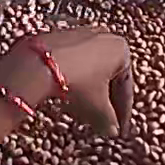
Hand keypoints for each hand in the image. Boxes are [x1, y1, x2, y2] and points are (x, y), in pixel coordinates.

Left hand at [0, 27, 133, 137]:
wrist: (39, 64)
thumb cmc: (77, 82)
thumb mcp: (97, 107)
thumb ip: (109, 120)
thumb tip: (112, 131)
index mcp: (121, 50)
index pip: (126, 87)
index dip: (123, 112)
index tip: (121, 130)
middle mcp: (104, 36)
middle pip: (109, 75)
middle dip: (106, 99)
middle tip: (104, 121)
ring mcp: (81, 33)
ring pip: (91, 67)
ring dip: (90, 89)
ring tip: (84, 109)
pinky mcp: (59, 36)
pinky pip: (73, 61)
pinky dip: (74, 78)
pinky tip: (67, 94)